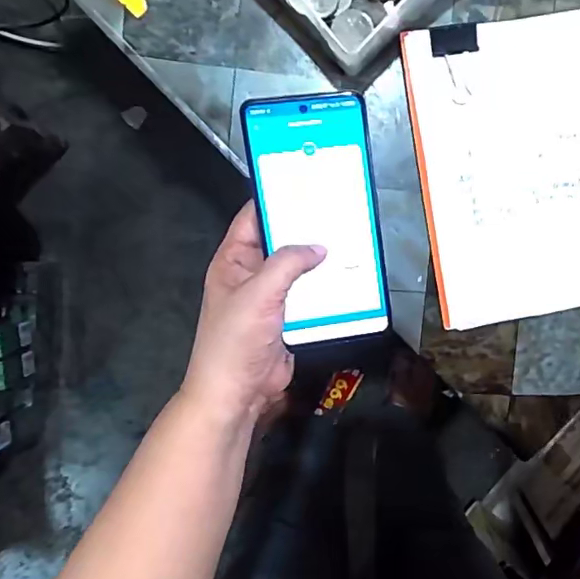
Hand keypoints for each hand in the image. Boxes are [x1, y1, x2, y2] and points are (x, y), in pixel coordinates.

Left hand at [180, 202, 325, 422]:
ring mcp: (270, 296)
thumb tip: (317, 248)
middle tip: (334, 211)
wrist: (237, 392)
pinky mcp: (288, 316)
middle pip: (280, 241)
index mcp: (233, 260)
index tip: (304, 185)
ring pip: (298, 268)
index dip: (275, 200)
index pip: (253, 218)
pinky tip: (345, 275)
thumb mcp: (259, 292)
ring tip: (346, 238)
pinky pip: (309, 293)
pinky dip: (325, 285)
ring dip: (318, 259)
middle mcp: (250, 273)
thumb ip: (288, 263)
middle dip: (305, 229)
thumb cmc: (234, 341)